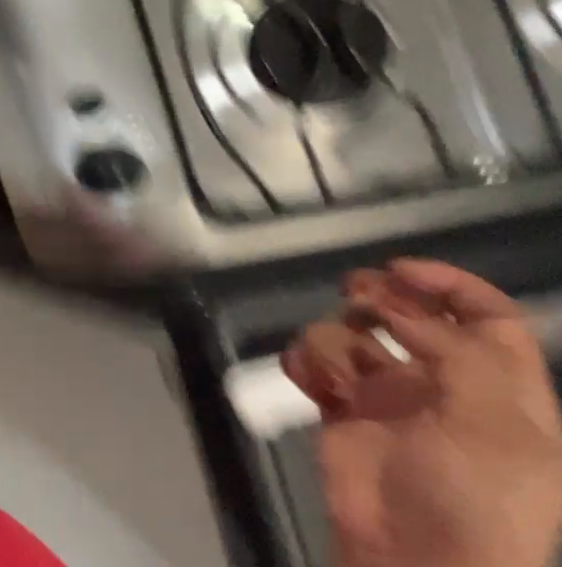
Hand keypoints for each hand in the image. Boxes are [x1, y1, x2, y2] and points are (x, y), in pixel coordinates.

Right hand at [282, 259, 561, 566]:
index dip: (449, 285)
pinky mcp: (340, 409)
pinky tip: (309, 383)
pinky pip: (312, 365)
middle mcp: (445, 383)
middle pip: (410, 315)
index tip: (398, 269)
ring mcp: (389, 396)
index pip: (488, 317)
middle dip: (378, 298)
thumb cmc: (475, 494)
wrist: (416, 556)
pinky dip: (304, 366)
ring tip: (335, 375)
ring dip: (335, 344)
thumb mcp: (494, 425)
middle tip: (354, 295)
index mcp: (502, 388)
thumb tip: (396, 303)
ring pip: (350, 334)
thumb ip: (455, 354)